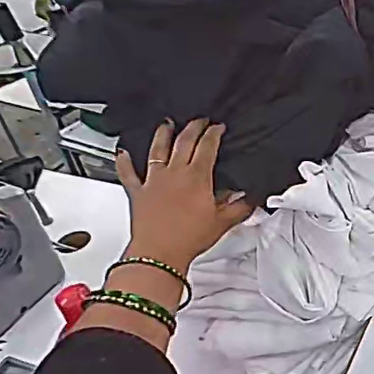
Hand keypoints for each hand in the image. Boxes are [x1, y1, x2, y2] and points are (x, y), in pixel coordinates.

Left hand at [114, 120, 254, 271]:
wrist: (160, 253)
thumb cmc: (189, 238)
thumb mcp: (223, 223)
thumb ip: (239, 207)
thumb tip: (250, 198)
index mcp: (197, 177)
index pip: (207, 146)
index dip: (213, 133)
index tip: (217, 127)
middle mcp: (174, 173)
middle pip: (184, 141)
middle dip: (193, 127)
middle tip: (199, 120)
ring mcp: (154, 181)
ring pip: (157, 149)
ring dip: (162, 134)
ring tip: (166, 124)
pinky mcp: (138, 192)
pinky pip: (128, 173)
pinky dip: (124, 161)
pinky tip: (123, 153)